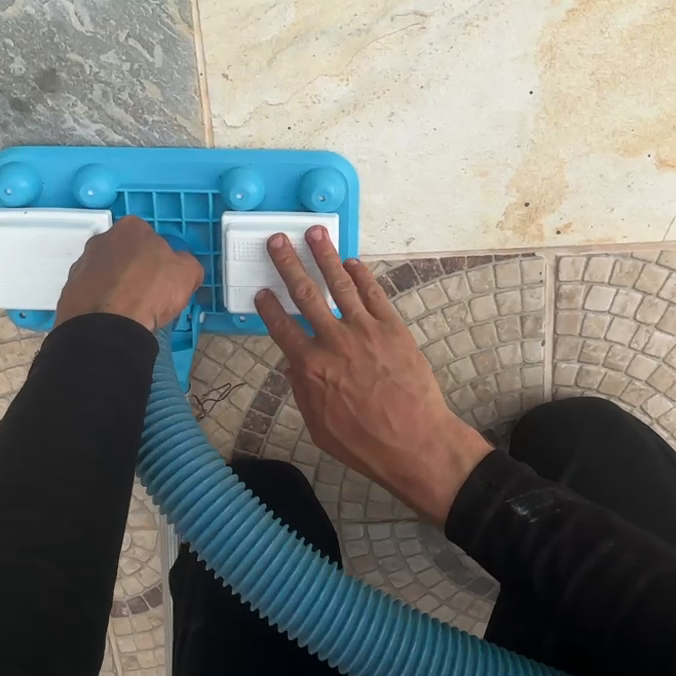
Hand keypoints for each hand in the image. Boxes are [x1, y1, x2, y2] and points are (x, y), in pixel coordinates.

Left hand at [54, 216, 203, 331]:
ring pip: (106, 273)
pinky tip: (112, 318)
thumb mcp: (188, 273)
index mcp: (131, 228)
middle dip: (135, 269)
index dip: (160, 257)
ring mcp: (81, 265)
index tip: (165, 277)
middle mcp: (102, 239)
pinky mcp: (68, 290)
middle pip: (125, 253)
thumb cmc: (151, 291)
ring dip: (116, 286)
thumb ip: (187, 263)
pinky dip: (101, 303)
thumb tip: (182, 266)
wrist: (107, 327)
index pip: (150, 237)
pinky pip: (91, 293)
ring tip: (129, 310)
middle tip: (148, 293)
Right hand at [254, 227, 492, 523]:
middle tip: (277, 240)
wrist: (414, 441)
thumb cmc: (364, 442)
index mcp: (311, 367)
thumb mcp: (319, 426)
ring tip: (315, 233)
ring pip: (340, 284)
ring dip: (325, 256)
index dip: (269, 307)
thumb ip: (302, 392)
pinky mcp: (392, 328)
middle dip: (289, 264)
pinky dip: (362, 275)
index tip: (261, 290)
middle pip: (306, 294)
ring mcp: (364, 330)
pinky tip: (352, 261)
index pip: (282, 328)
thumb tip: (293, 365)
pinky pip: (374, 294)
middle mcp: (333, 341)